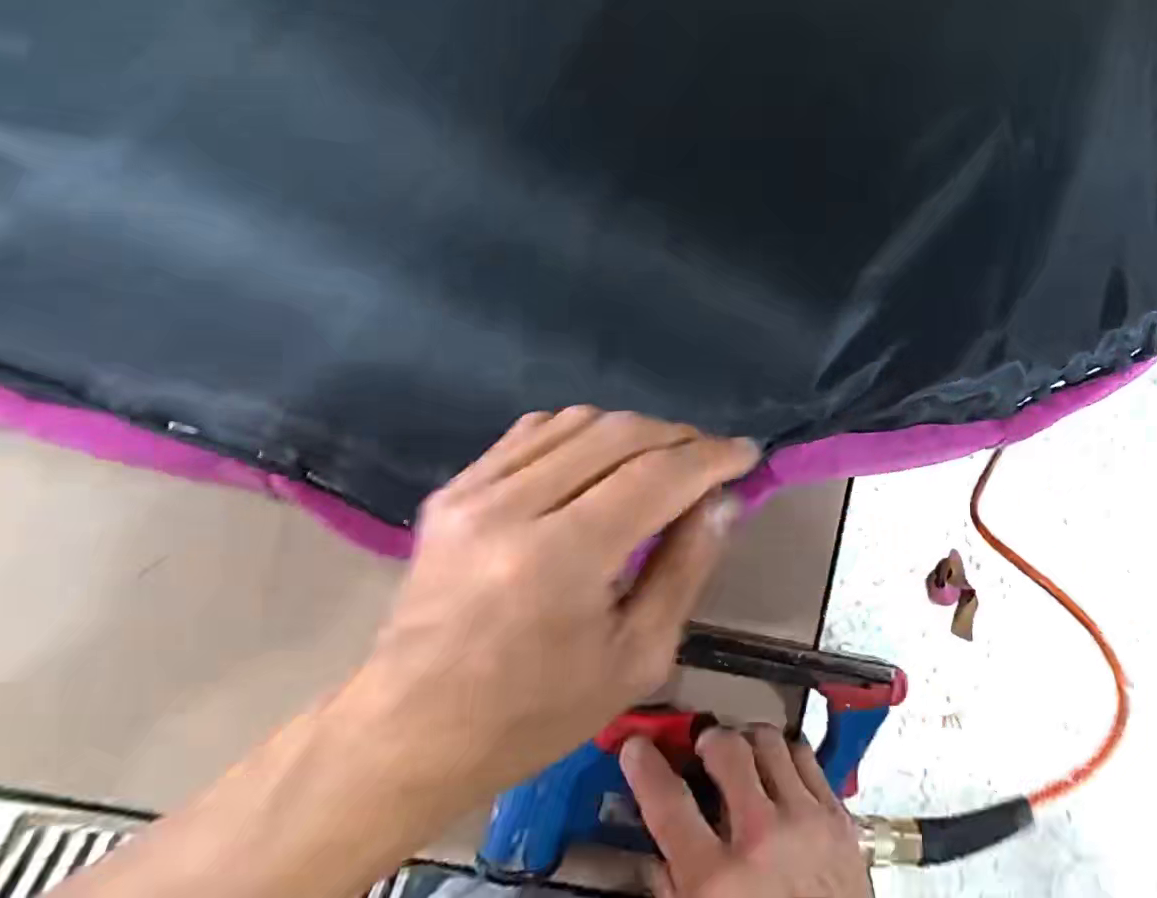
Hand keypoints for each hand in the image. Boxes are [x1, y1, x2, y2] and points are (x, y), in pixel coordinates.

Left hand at [343, 406, 759, 801]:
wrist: (407, 734)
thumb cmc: (536, 711)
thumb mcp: (639, 655)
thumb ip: (688, 566)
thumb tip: (724, 501)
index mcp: (560, 558)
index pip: (657, 475)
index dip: (713, 457)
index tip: (748, 454)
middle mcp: (511, 508)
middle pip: (621, 434)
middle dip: (683, 438)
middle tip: (714, 459)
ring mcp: (472, 493)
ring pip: (580, 421)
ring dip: (639, 431)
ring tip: (667, 459)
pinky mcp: (452, 491)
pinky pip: (536, 431)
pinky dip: (587, 433)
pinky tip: (606, 459)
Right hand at [623, 726, 870, 897]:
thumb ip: (676, 891)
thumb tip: (662, 851)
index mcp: (716, 879)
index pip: (670, 806)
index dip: (647, 770)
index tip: (637, 747)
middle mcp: (761, 837)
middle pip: (730, 754)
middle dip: (710, 739)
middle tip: (702, 744)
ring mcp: (805, 819)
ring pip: (772, 745)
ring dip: (750, 739)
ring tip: (741, 747)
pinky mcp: (838, 815)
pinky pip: (808, 759)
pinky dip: (787, 754)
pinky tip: (779, 764)